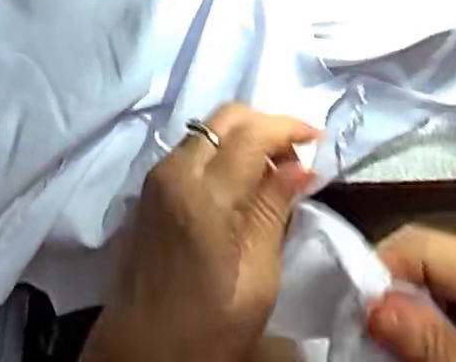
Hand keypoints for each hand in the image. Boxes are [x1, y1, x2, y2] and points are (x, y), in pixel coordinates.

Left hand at [83, 106, 319, 361]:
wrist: (138, 349)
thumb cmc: (205, 329)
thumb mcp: (257, 282)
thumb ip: (274, 211)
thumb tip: (301, 166)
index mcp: (204, 196)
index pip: (251, 135)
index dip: (288, 127)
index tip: (318, 138)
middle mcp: (176, 169)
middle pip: (226, 116)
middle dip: (266, 124)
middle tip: (296, 154)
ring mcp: (159, 172)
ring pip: (208, 126)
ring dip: (244, 133)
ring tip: (274, 168)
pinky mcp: (151, 182)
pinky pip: (194, 145)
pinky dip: (223, 147)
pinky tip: (242, 178)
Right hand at [366, 227, 455, 361]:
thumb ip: (433, 342)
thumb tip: (369, 301)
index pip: (416, 243)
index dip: (378, 272)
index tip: (349, 313)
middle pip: (422, 261)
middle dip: (391, 296)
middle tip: (363, 337)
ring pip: (433, 286)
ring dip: (408, 316)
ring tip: (388, 347)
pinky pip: (455, 310)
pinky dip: (433, 330)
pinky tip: (420, 352)